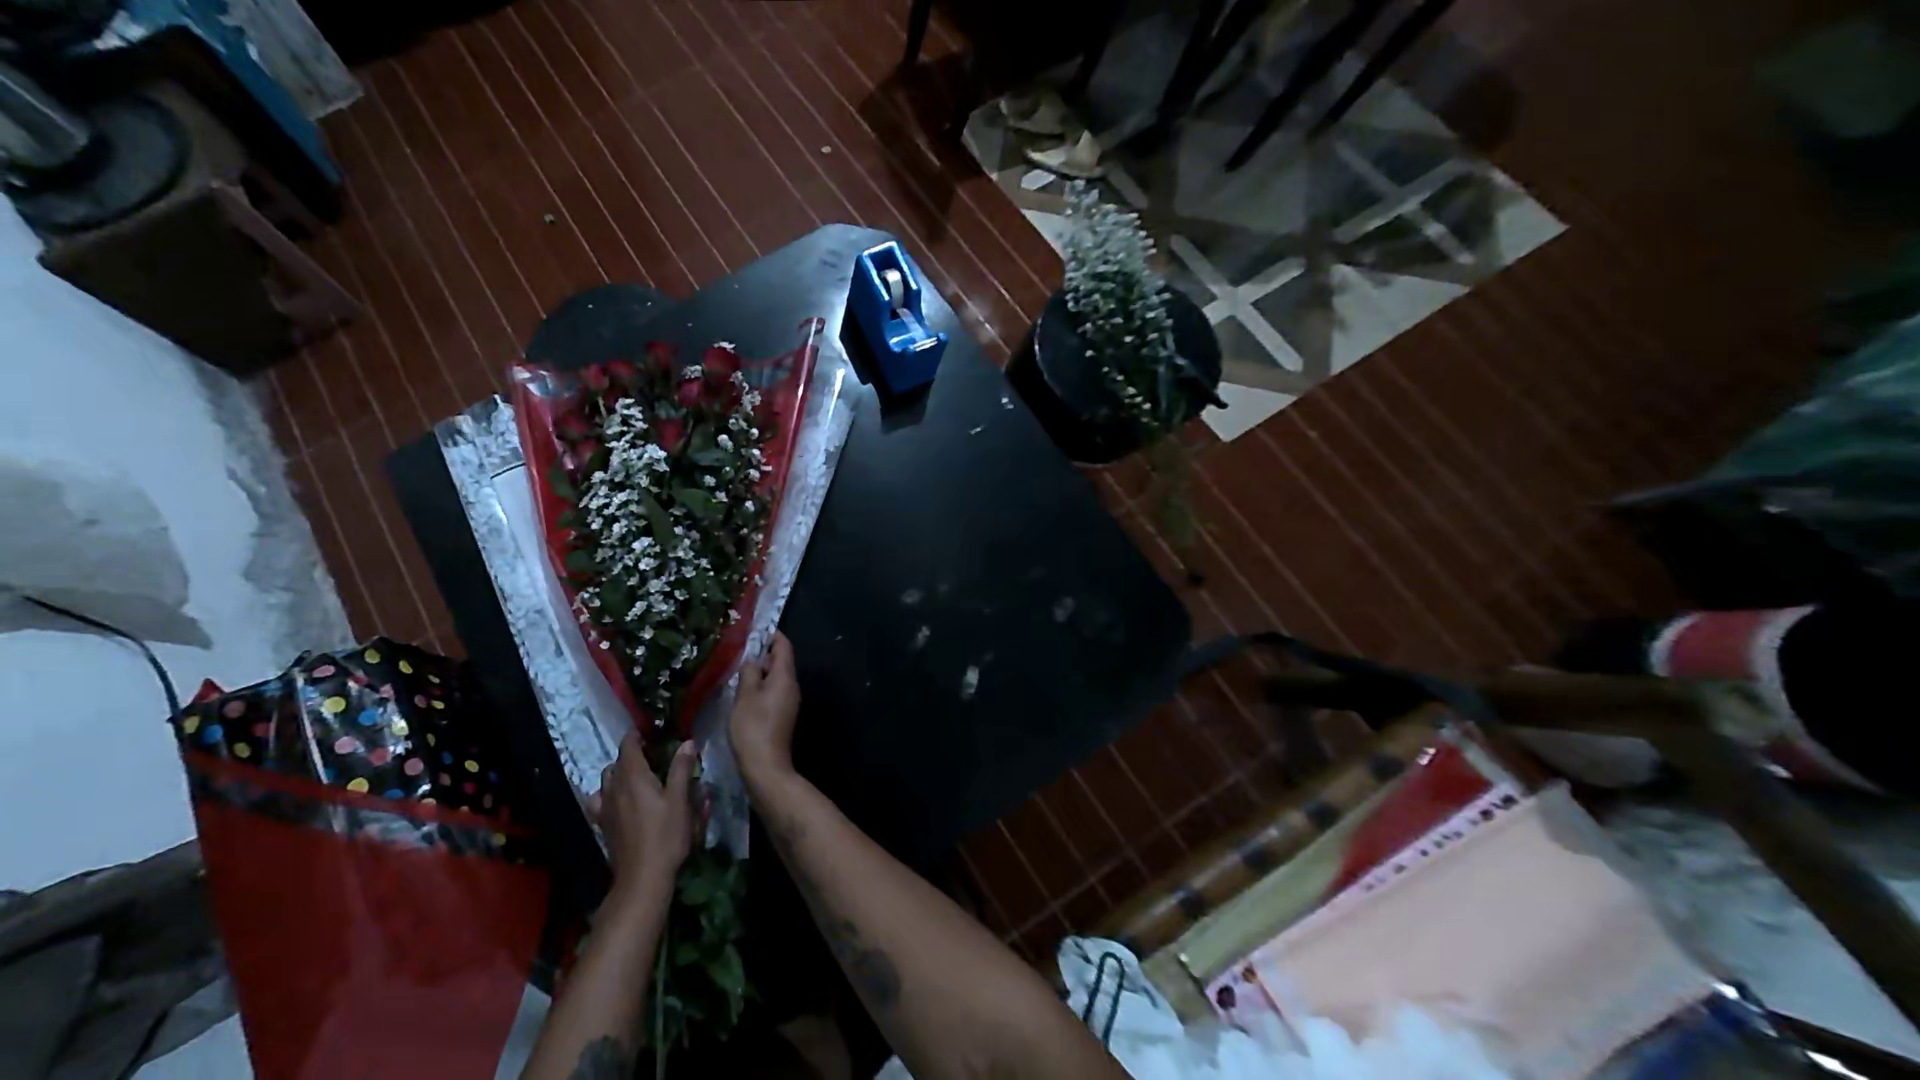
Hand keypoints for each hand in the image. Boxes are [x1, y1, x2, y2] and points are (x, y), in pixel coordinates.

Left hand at [589, 733, 695, 906]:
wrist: (642, 876)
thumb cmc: (666, 835)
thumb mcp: (680, 800)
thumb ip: (681, 769)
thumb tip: (687, 742)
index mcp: (634, 778)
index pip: (628, 747)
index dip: (635, 736)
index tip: (646, 731)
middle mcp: (614, 788)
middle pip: (617, 763)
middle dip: (630, 755)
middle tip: (651, 756)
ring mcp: (605, 807)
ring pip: (606, 781)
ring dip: (618, 773)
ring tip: (635, 777)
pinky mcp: (603, 824)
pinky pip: (598, 801)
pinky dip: (605, 794)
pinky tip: (615, 800)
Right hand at [731, 631, 799, 785]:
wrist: (765, 765)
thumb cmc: (753, 726)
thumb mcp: (745, 695)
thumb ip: (749, 672)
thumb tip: (752, 659)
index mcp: (785, 677)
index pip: (784, 647)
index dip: (772, 635)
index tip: (755, 627)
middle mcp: (792, 686)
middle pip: (781, 661)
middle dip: (763, 652)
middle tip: (740, 647)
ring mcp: (789, 701)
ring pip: (776, 677)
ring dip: (760, 670)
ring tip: (737, 667)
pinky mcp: (783, 714)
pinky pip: (774, 691)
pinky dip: (761, 685)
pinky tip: (743, 690)